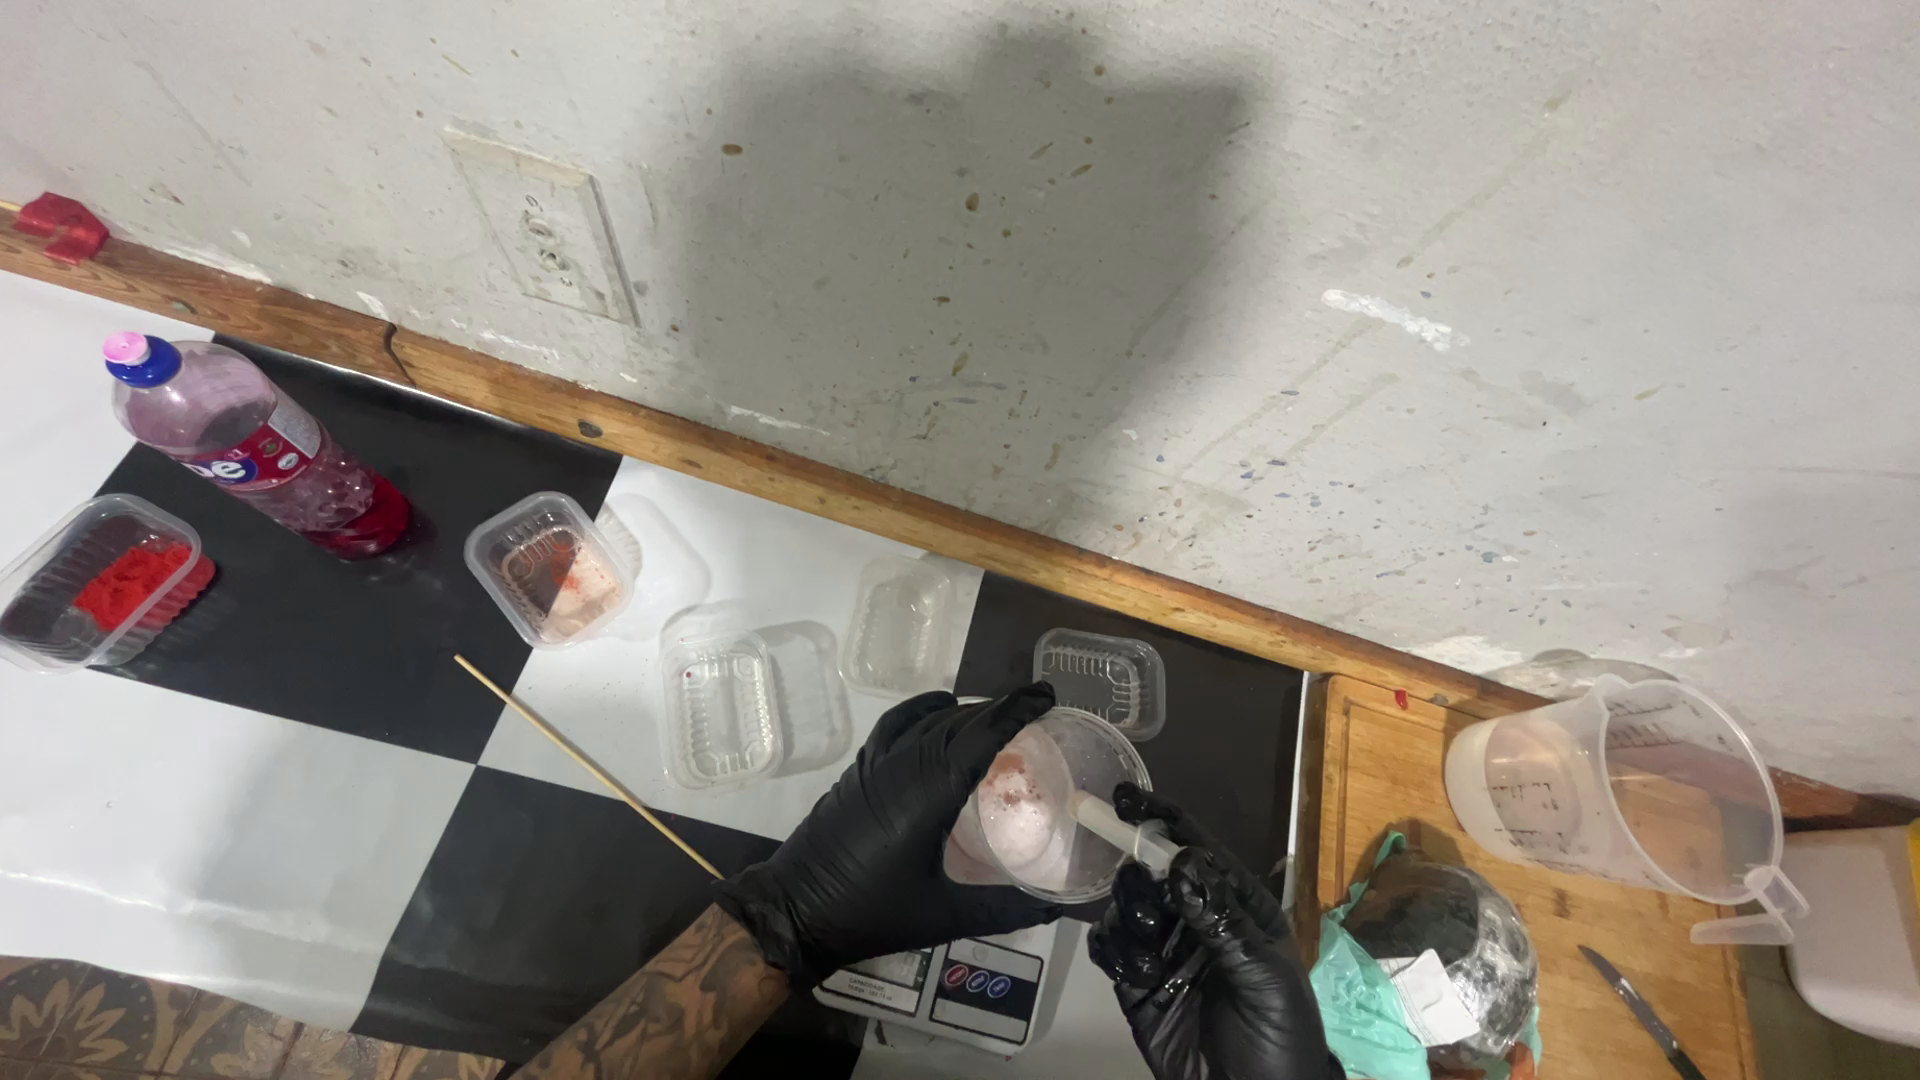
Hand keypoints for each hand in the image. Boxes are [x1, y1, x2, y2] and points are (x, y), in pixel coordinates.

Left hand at [714, 685, 1062, 989]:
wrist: (796, 910)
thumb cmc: (873, 913)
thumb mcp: (945, 916)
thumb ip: (1004, 910)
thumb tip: (1056, 907)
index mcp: (931, 792)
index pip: (982, 734)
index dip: (1017, 709)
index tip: (1047, 694)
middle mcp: (906, 764)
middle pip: (960, 720)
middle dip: (1001, 706)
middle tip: (1036, 706)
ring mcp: (879, 761)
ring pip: (930, 718)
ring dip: (967, 709)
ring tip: (997, 714)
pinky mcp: (861, 766)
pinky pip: (898, 722)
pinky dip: (925, 708)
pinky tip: (940, 710)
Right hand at [1088, 783, 1336, 1079]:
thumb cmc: (1279, 1034)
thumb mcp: (1263, 975)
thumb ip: (1221, 918)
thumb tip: (1182, 860)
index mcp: (1232, 902)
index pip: (1194, 845)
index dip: (1160, 816)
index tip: (1126, 799)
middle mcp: (1192, 914)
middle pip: (1149, 867)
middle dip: (1141, 878)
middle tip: (1154, 917)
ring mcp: (1161, 945)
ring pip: (1124, 901)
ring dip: (1129, 918)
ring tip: (1152, 956)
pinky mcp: (1133, 978)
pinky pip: (1108, 944)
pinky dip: (1113, 950)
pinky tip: (1137, 975)